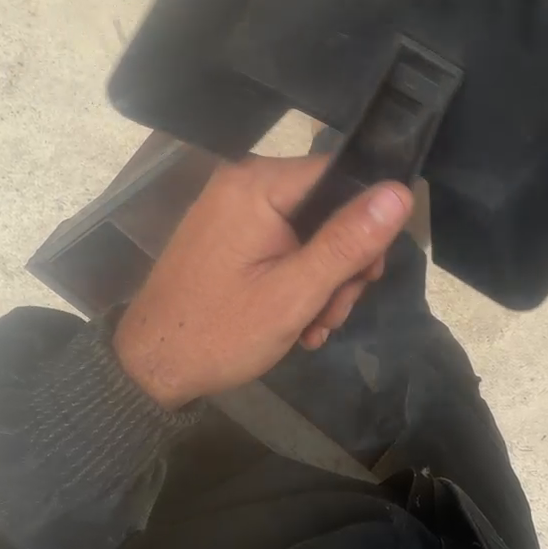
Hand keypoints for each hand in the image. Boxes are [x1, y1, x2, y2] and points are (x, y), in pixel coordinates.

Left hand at [113, 156, 413, 408]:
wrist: (145, 373)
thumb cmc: (219, 332)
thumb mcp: (295, 293)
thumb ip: (349, 240)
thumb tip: (401, 192)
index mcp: (258, 184)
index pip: (342, 175)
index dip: (367, 220)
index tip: (369, 272)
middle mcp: (246, 181)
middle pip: (330, 206)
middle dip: (343, 263)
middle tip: (334, 312)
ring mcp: (236, 206)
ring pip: (314, 228)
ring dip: (325, 279)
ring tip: (313, 325)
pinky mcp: (233, 230)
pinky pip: (288, 239)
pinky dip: (300, 277)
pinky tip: (299, 318)